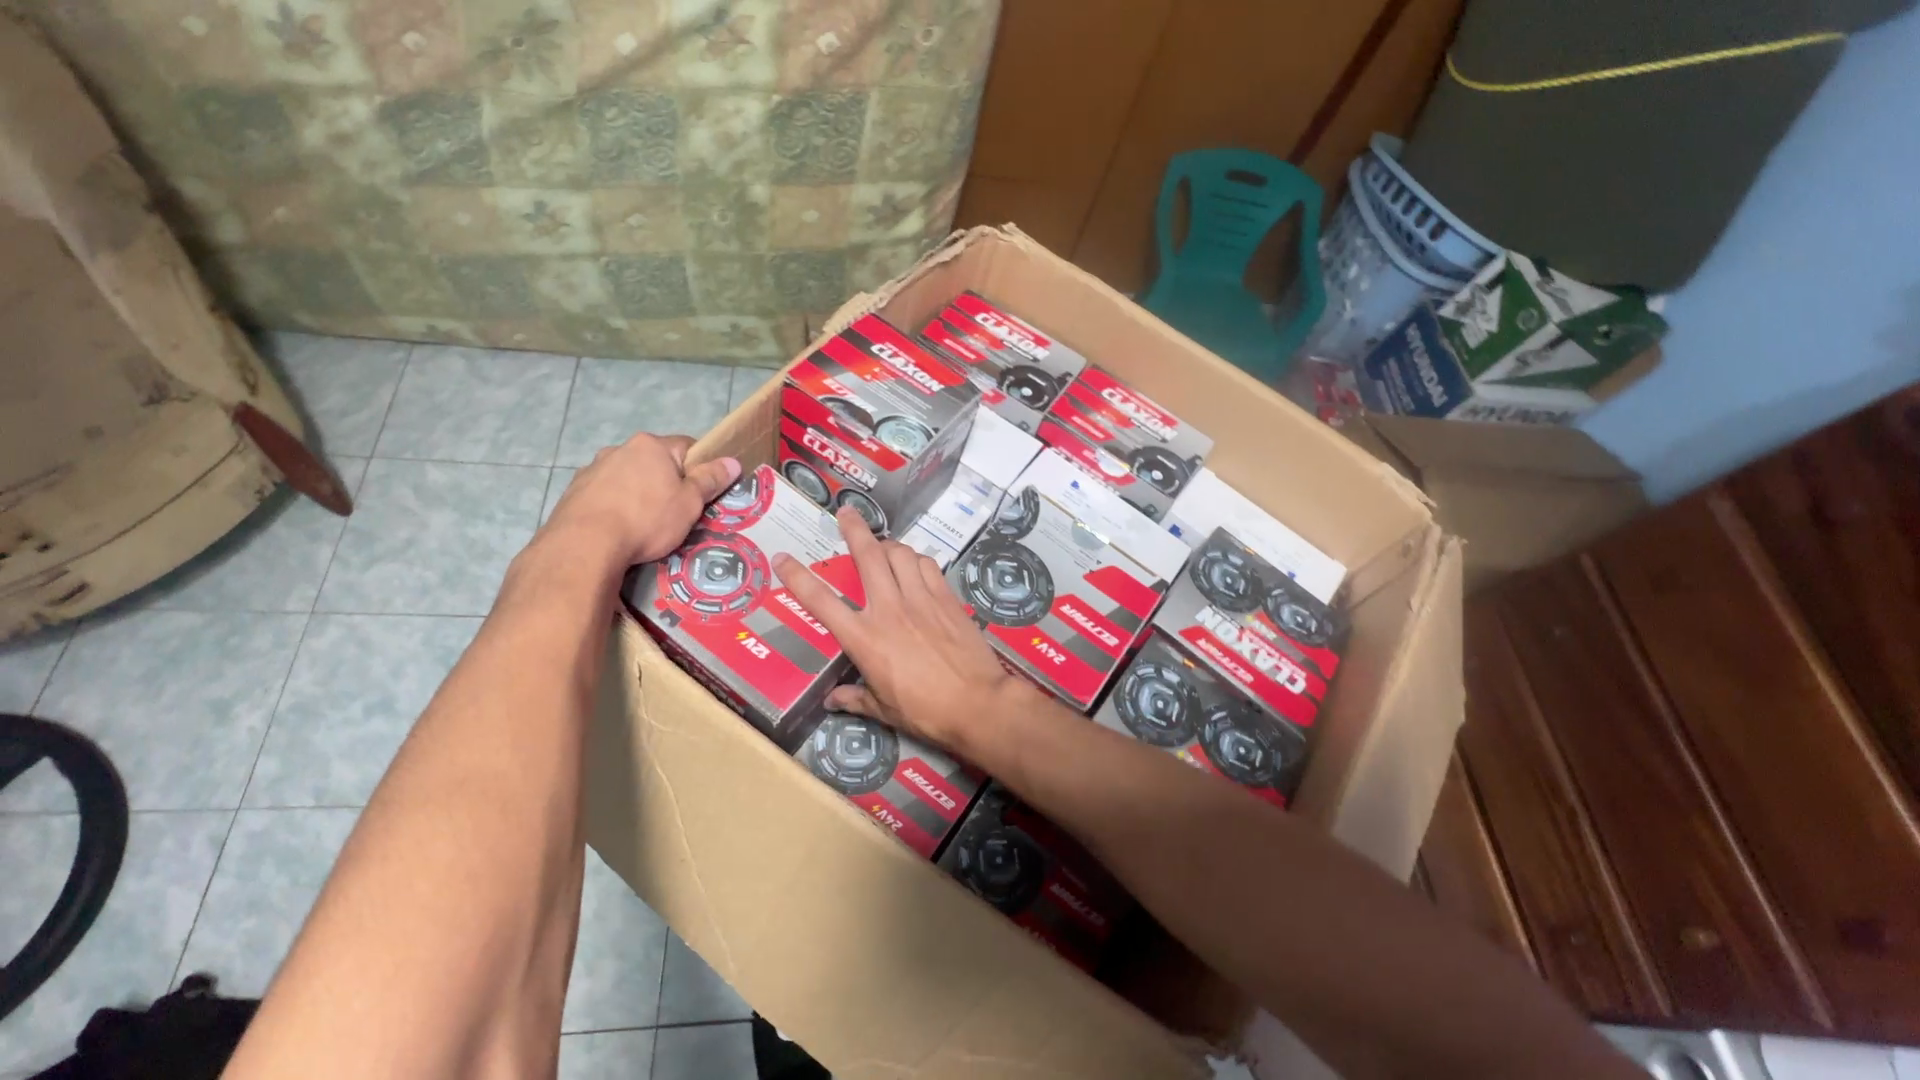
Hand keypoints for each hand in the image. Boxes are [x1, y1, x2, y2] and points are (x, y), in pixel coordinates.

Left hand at [542, 433, 740, 566]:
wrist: (584, 544)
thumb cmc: (647, 520)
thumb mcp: (689, 503)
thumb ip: (710, 480)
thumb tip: (732, 461)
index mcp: (651, 446)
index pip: (687, 447)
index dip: (700, 468)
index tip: (702, 492)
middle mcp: (620, 449)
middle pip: (654, 462)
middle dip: (665, 482)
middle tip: (674, 513)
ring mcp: (593, 469)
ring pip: (627, 477)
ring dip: (637, 493)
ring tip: (642, 525)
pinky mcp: (574, 491)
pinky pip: (604, 494)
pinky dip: (614, 506)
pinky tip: (617, 529)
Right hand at [772, 508, 1035, 754]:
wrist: (976, 703)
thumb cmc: (924, 712)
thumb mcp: (883, 710)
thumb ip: (855, 699)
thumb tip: (832, 701)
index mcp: (864, 638)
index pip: (820, 601)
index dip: (797, 577)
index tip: (782, 558)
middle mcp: (888, 609)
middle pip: (867, 556)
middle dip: (854, 529)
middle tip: (846, 513)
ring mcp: (920, 600)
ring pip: (901, 554)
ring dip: (889, 544)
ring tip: (883, 545)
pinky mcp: (947, 599)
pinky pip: (928, 566)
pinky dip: (917, 560)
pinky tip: (915, 565)